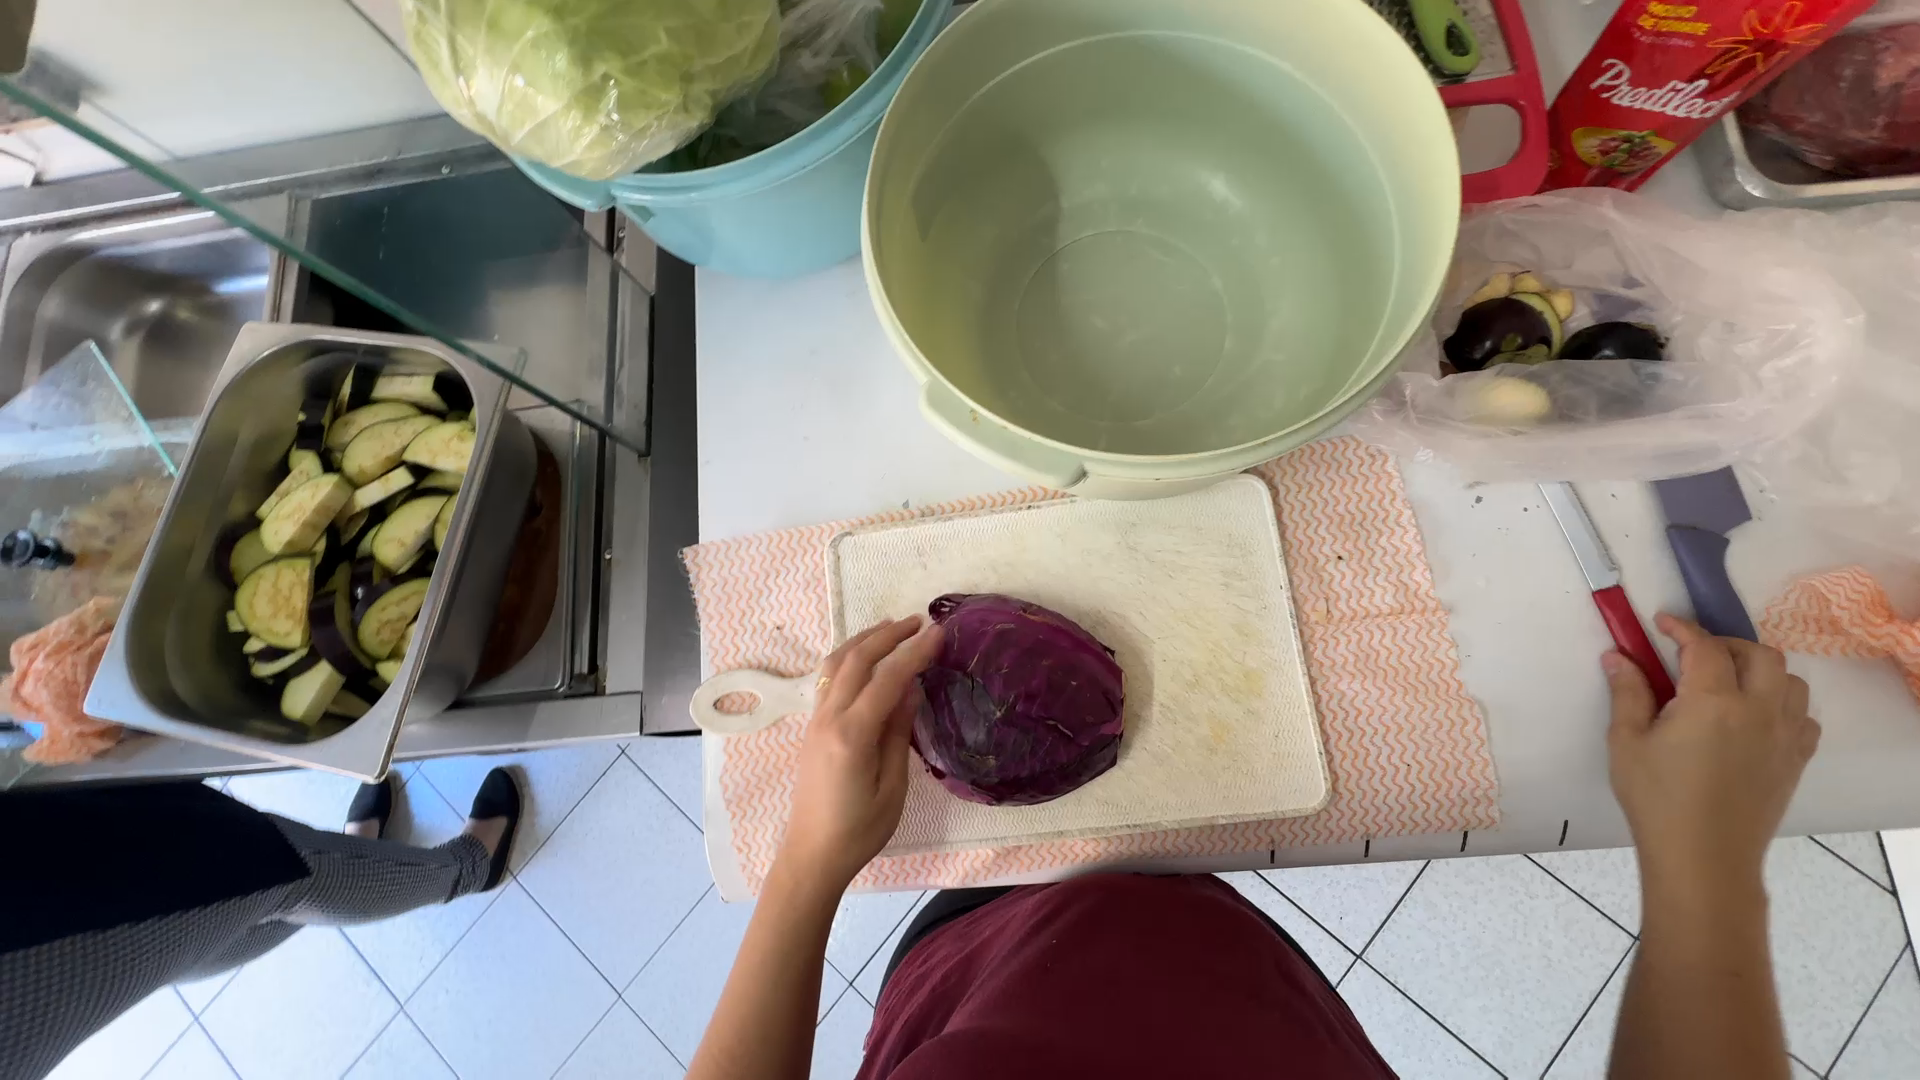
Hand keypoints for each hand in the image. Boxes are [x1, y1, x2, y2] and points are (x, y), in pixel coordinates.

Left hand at [775, 617, 944, 894]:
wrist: (812, 855)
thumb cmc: (859, 831)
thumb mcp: (893, 787)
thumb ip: (899, 733)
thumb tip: (910, 689)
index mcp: (852, 735)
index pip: (887, 679)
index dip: (915, 652)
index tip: (939, 632)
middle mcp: (829, 718)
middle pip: (856, 660)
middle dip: (888, 635)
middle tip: (919, 622)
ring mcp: (816, 720)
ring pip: (836, 663)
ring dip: (865, 640)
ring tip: (892, 628)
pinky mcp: (812, 727)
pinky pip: (829, 678)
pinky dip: (850, 657)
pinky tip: (866, 658)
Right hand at [1604, 613, 1819, 889]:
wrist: (1703, 852)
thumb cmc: (1655, 794)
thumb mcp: (1626, 740)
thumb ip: (1628, 693)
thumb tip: (1619, 656)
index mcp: (1713, 702)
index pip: (1705, 648)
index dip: (1682, 628)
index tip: (1661, 621)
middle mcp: (1759, 711)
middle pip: (1760, 655)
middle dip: (1725, 643)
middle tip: (1690, 650)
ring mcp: (1786, 736)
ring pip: (1790, 681)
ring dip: (1758, 669)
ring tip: (1722, 679)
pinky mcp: (1796, 758)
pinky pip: (1802, 715)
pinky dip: (1779, 701)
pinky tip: (1748, 714)